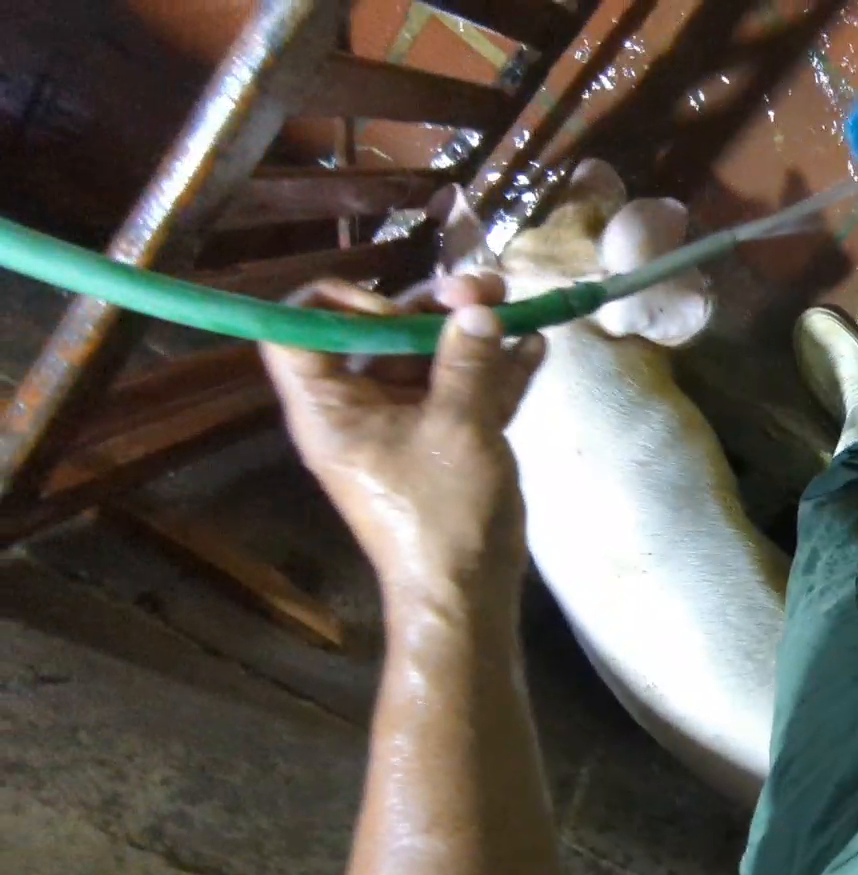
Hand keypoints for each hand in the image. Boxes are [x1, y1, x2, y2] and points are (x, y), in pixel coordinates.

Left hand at [260, 275, 544, 606]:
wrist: (470, 585)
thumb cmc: (444, 514)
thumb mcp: (458, 433)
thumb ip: (470, 367)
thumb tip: (482, 307)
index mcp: (334, 405)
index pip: (303, 328)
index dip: (346, 303)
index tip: (403, 309)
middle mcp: (366, 406)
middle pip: (387, 336)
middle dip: (437, 307)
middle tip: (487, 287)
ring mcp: (413, 422)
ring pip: (437, 361)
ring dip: (476, 333)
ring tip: (518, 304)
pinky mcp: (454, 439)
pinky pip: (472, 392)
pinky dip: (500, 370)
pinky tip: (534, 347)